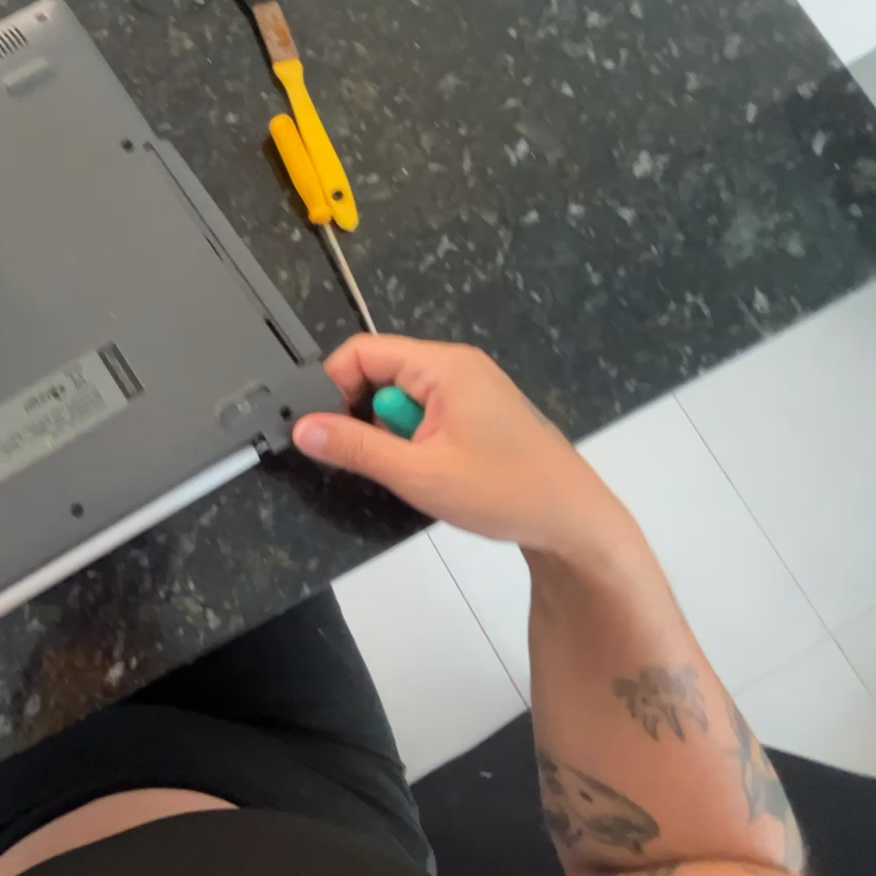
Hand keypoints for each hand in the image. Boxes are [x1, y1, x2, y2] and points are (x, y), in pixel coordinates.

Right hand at [292, 335, 635, 558]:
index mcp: (443, 367)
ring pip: (396, 394)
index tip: (325, 428)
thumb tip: (300, 428)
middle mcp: (455, 366)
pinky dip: (408, 435)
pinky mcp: (474, 410)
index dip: (332, 384)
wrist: (575, 524)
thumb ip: (354, 447)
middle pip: (377, 370)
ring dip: (386, 428)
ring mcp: (468, 387)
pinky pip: (420, 409)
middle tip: (363, 454)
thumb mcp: (417, 473)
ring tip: (401, 465)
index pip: (361, 352)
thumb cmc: (503, 493)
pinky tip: (422, 466)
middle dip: (358, 410)